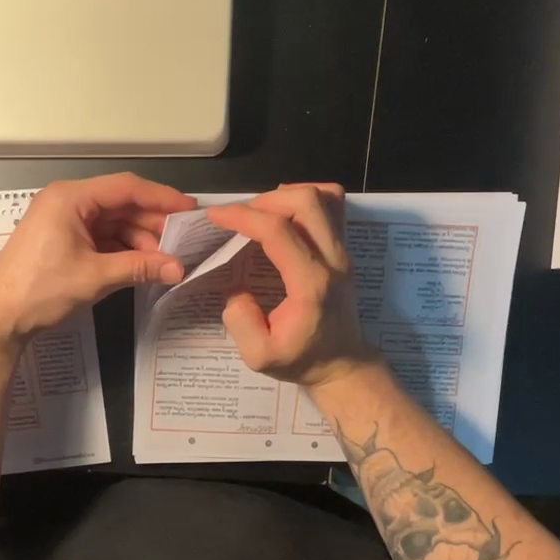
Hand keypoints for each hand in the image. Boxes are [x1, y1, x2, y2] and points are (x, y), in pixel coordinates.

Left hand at [0, 173, 194, 338]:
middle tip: (182, 242)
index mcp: (70, 198)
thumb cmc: (40, 290)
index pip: (126, 188)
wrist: (1, 317)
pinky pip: (100, 237)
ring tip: (164, 260)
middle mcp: (66, 202)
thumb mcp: (95, 277)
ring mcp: (63, 221)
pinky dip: (121, 249)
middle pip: (120, 205)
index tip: (188, 210)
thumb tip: (177, 268)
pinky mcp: (62, 240)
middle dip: (152, 224)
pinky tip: (141, 264)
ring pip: (112, 223)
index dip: (161, 198)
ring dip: (138, 240)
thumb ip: (139, 268)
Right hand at [210, 183, 376, 389]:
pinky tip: (285, 214)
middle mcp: (332, 259)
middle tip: (241, 217)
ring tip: (261, 214)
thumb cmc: (301, 360)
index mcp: (310, 284)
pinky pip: (333, 205)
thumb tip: (235, 289)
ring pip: (323, 196)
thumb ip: (240, 322)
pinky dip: (306, 198)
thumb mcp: (259, 356)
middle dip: (264, 200)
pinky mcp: (344, 248)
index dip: (244, 216)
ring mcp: (342, 251)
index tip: (216, 216)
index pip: (278, 231)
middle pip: (305, 201)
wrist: (342, 364)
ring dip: (286, 195)